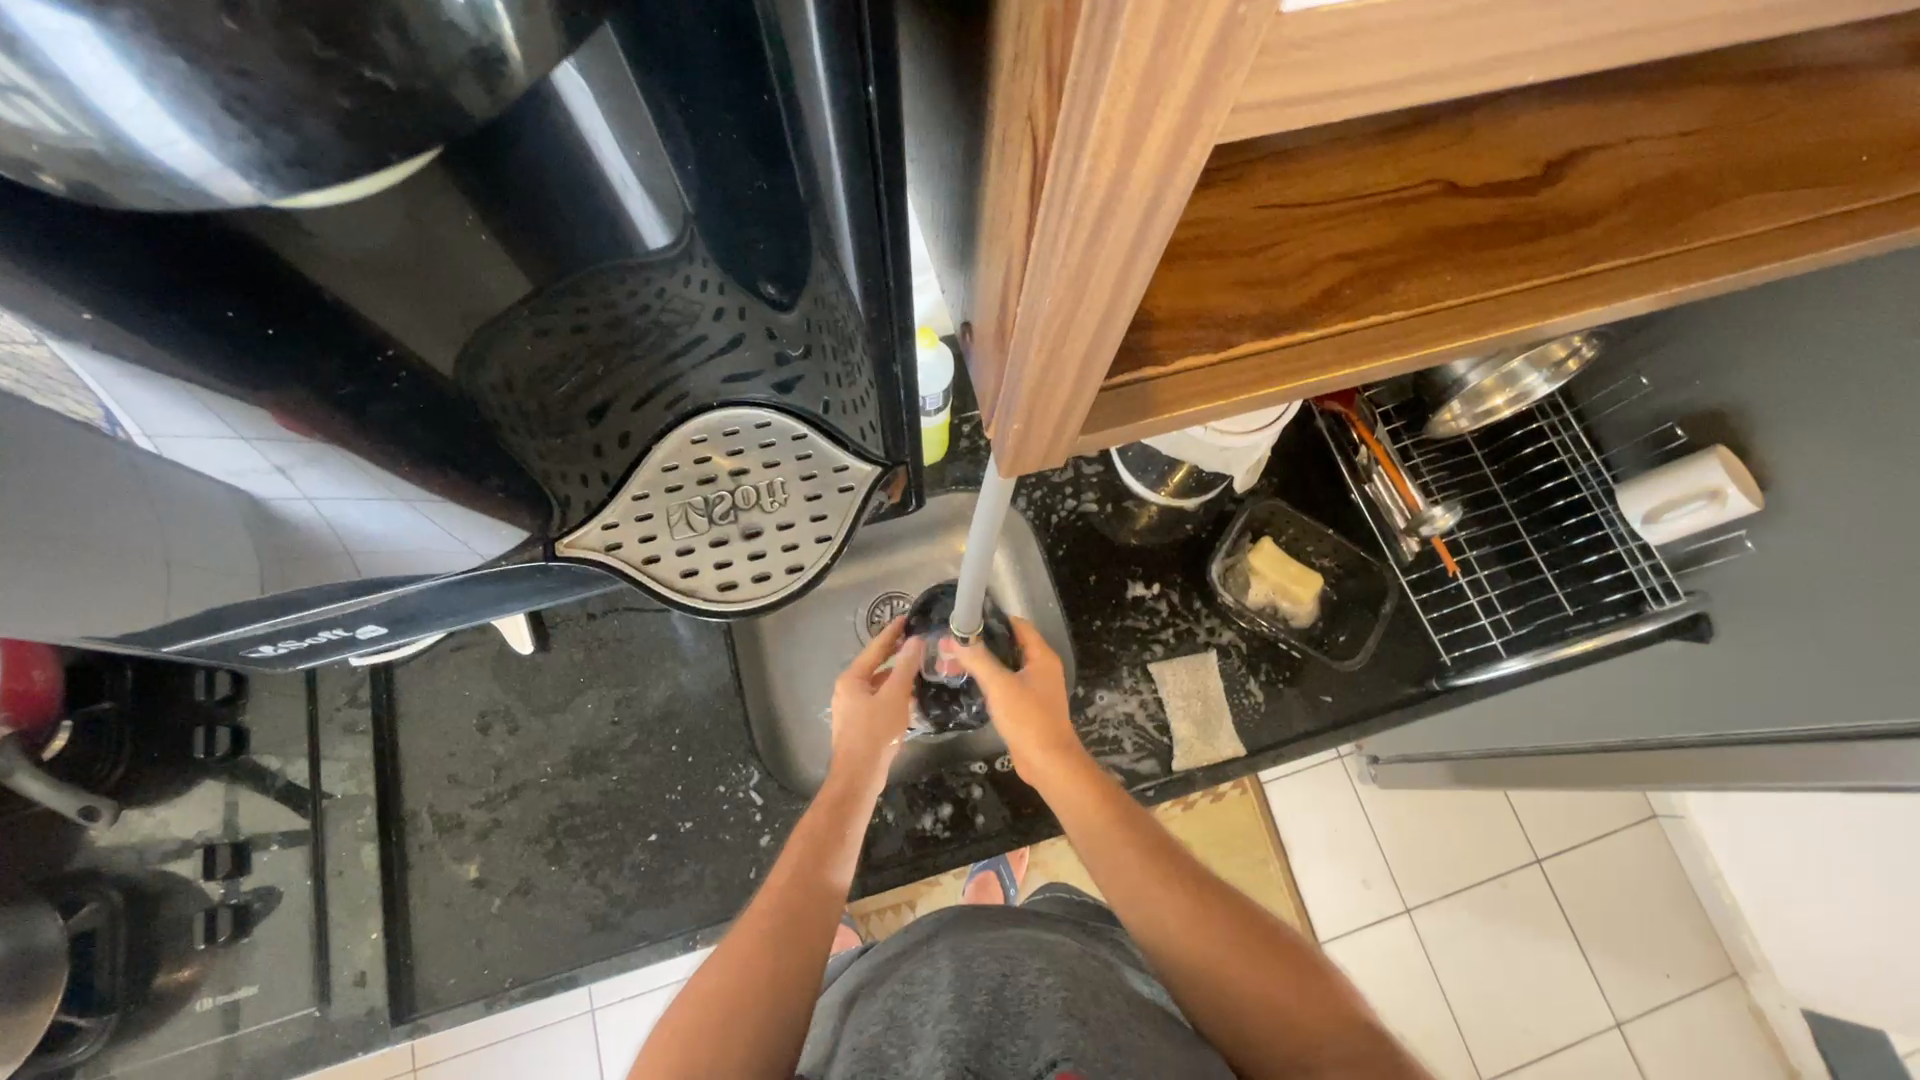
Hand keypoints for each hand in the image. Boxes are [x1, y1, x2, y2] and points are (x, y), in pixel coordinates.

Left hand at [827, 617, 923, 794]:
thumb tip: (914, 641)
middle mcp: (847, 690)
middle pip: (875, 666)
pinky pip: (879, 702)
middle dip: (895, 655)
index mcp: (852, 679)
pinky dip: (894, 696)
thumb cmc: (875, 731)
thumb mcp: (895, 696)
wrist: (859, 775)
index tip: (907, 618)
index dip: (892, 633)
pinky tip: (909, 700)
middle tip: (916, 642)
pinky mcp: (859, 725)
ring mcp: (851, 709)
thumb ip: (905, 667)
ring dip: (897, 678)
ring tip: (918, 669)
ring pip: (878, 686)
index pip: (875, 649)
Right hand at [944, 618, 1091, 788]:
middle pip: (1009, 645)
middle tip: (952, 645)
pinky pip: (1006, 685)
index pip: (1017, 625)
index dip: (992, 620)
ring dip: (983, 663)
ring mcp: (1035, 687)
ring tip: (954, 663)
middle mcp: (1041, 668)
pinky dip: (989, 681)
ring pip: (1006, 667)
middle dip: (981, 644)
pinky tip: (968, 684)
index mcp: (1041, 656)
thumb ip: (978, 660)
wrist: (1047, 762)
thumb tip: (955, 639)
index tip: (965, 622)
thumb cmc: (1028, 718)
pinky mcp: (1027, 706)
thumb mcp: (999, 685)